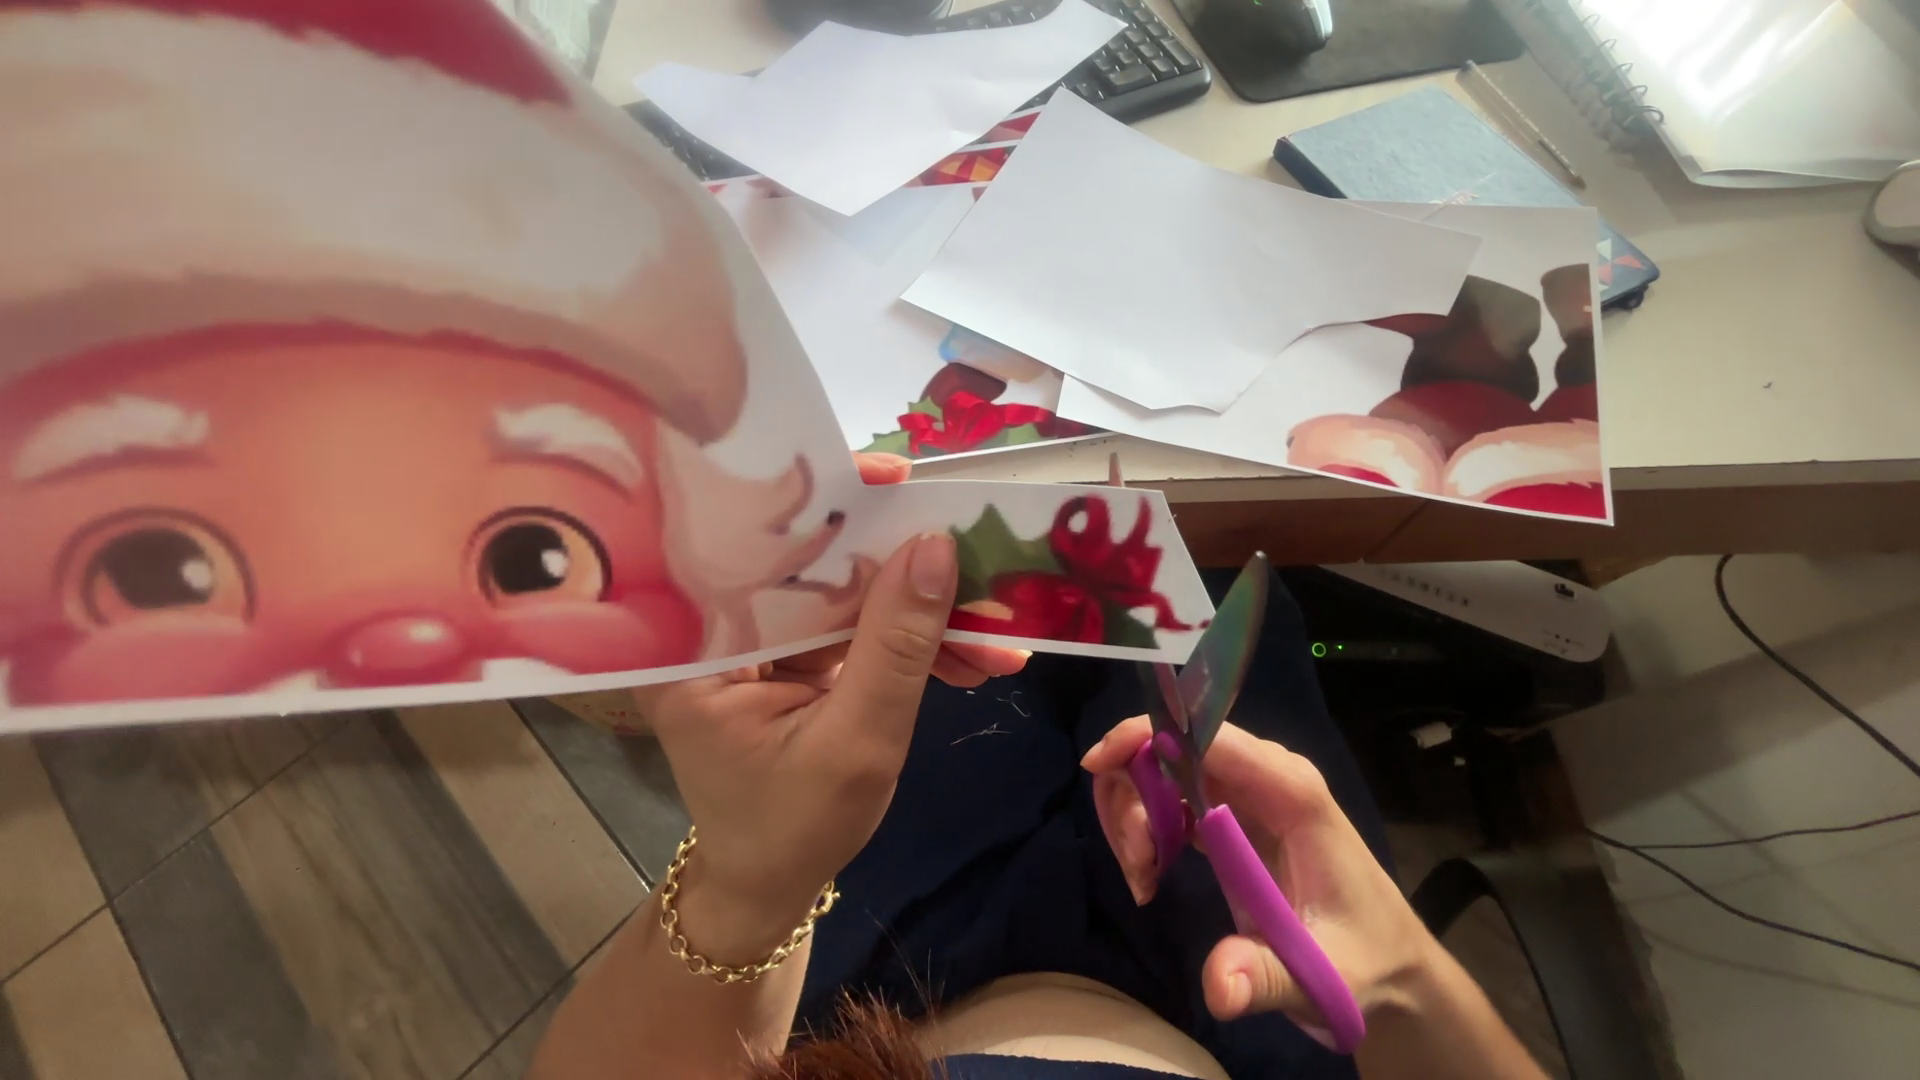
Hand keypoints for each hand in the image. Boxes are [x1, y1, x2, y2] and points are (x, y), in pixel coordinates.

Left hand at [635, 453, 1027, 937]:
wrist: (771, 886)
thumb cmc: (796, 828)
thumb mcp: (858, 740)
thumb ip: (896, 645)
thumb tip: (936, 545)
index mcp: (700, 646)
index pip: (763, 545)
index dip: (834, 503)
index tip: (902, 477)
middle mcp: (723, 630)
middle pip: (815, 564)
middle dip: (901, 561)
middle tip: (972, 544)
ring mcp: (764, 644)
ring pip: (848, 597)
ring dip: (922, 609)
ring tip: (995, 620)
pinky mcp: (797, 660)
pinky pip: (858, 632)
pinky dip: (913, 642)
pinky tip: (974, 655)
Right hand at [1083, 719, 1440, 1032]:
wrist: (1386, 961)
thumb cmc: (1364, 958)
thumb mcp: (1322, 974)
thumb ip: (1266, 976)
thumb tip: (1217, 988)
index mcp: (1290, 791)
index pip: (1206, 735)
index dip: (1146, 735)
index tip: (1097, 765)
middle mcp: (1261, 775)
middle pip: (1168, 748)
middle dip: (1131, 798)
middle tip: (1137, 864)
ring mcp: (1240, 789)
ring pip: (1157, 769)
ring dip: (1131, 818)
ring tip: (1144, 878)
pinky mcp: (1224, 808)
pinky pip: (1164, 794)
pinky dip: (1142, 828)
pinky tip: (1151, 873)